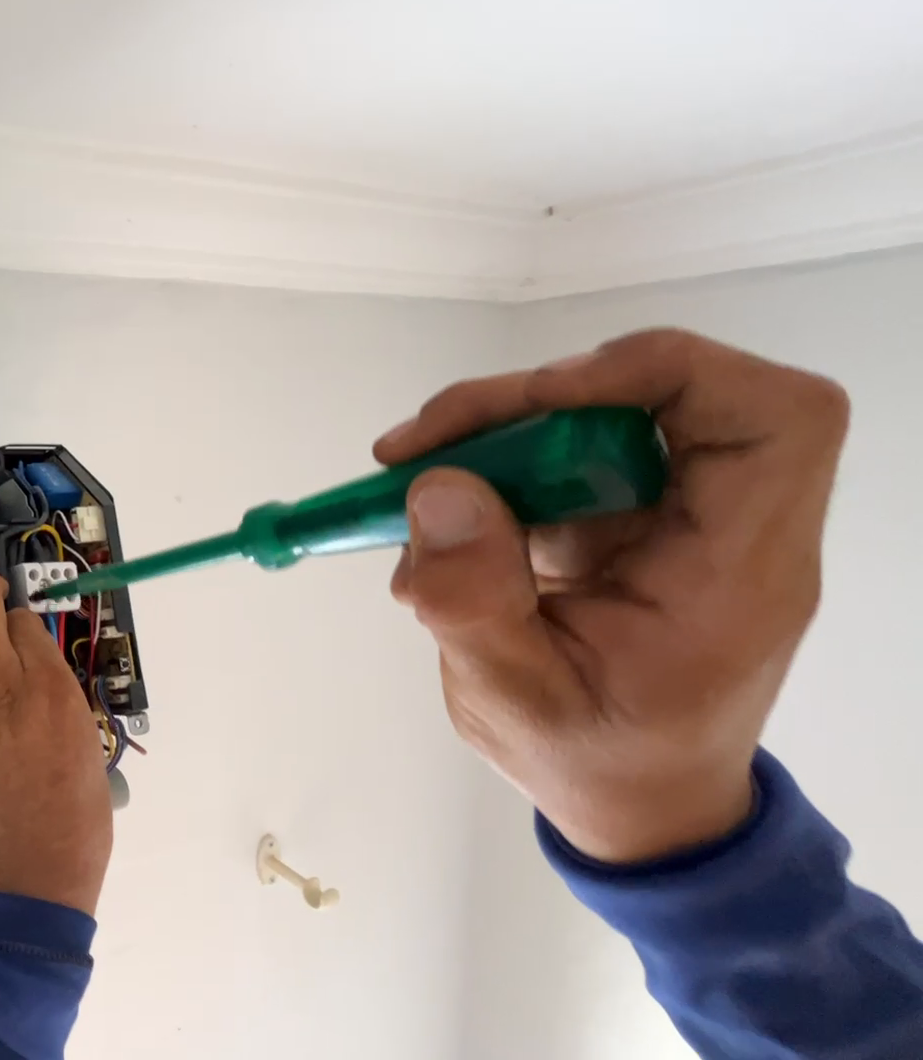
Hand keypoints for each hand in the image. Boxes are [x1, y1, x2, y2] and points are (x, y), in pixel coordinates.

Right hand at [380, 329, 849, 863]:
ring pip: (587, 425)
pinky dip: (478, 474)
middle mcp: (712, 528)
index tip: (542, 397)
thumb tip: (438, 488)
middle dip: (519, 406)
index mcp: (730, 573)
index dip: (660, 375)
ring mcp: (659, 523)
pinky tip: (427, 522)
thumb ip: (472, 601)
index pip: (769, 420)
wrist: (625, 795)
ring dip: (486, 435)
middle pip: (651, 401)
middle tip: (416, 446)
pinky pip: (548, 465)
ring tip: (401, 477)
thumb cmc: (588, 760)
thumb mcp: (512, 695)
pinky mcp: (608, 527)